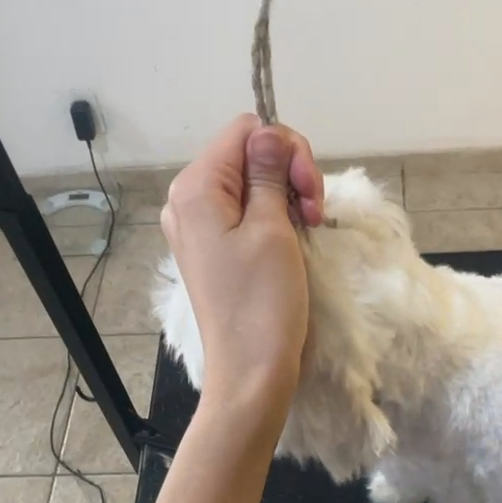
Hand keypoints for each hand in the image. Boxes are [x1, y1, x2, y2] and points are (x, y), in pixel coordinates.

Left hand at [161, 113, 324, 408]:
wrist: (251, 370)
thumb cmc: (263, 301)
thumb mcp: (272, 227)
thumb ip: (269, 172)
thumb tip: (269, 134)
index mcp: (195, 187)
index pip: (246, 132)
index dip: (286, 150)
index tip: (309, 192)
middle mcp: (188, 201)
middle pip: (248, 156)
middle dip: (288, 174)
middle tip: (314, 215)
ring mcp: (199, 229)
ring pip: (251, 186)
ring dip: (286, 198)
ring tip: (308, 229)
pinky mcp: (214, 252)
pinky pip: (246, 215)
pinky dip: (275, 220)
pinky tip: (293, 240)